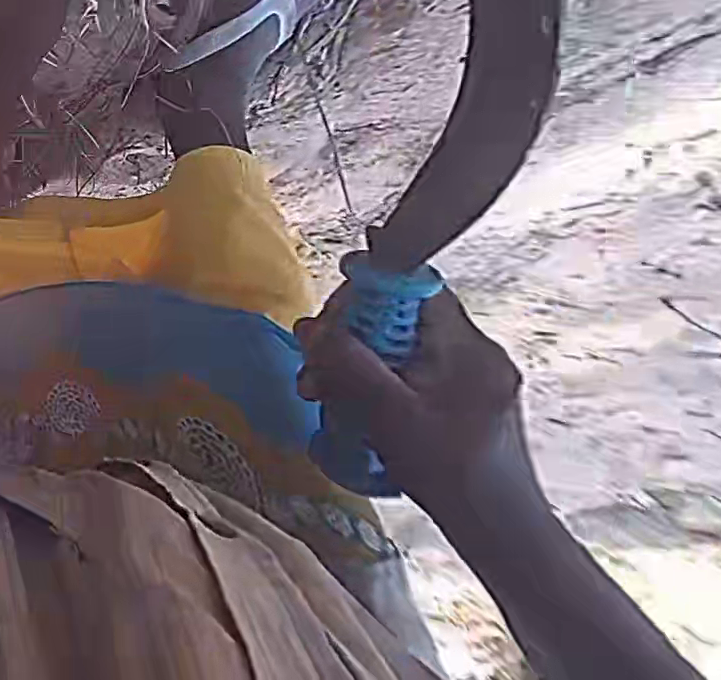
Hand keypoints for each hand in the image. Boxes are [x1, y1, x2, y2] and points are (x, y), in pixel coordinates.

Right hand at [295, 286, 542, 516]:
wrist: (495, 526)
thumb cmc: (446, 466)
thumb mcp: (387, 409)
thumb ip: (347, 360)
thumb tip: (310, 325)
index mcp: (466, 349)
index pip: (417, 287)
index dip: (373, 279)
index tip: (336, 287)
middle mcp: (470, 352)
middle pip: (391, 313)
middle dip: (343, 331)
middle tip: (314, 359)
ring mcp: (462, 373)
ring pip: (385, 341)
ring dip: (344, 358)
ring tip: (318, 389)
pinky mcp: (450, 391)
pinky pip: (395, 363)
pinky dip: (361, 375)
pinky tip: (341, 398)